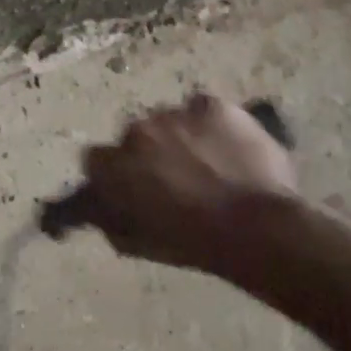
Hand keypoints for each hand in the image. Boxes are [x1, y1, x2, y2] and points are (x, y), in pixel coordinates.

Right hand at [76, 94, 298, 274]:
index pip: (96, 159)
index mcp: (111, 164)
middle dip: (149, 152)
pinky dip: (209, 124)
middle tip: (174, 176)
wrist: (254, 227)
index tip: (131, 186)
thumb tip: (98, 207)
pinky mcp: (213, 108)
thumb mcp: (134, 242)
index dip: (114, 172)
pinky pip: (203, 109)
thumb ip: (108, 218)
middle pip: (135, 136)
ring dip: (179, 137)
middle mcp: (135, 131)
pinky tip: (225, 146)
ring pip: (170, 121)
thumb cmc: (189, 242)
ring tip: (206, 162)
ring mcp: (176, 115)